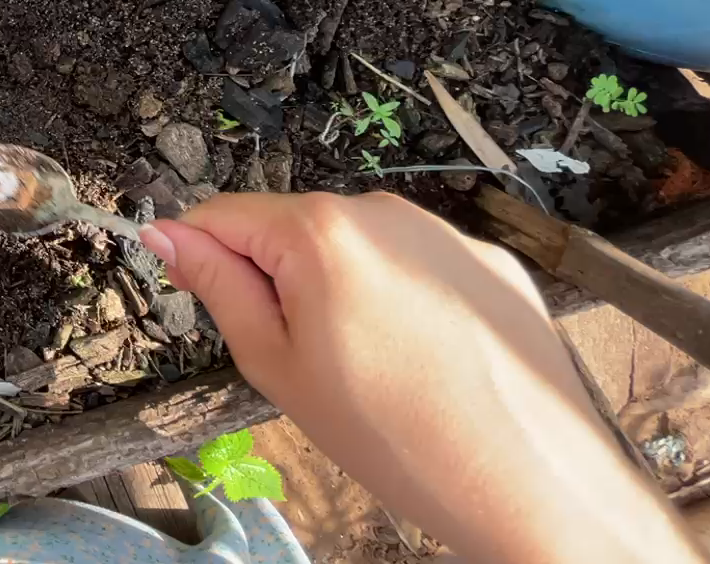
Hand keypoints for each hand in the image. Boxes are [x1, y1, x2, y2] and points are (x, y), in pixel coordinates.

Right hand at [141, 192, 707, 563]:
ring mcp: (442, 229)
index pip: (219, 213)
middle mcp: (377, 208)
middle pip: (283, 224)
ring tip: (360, 354)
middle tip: (292, 348)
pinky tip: (418, 349)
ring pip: (344, 240)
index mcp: (317, 229)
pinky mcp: (491, 260)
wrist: (548, 499)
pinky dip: (389, 288)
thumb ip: (214, 282)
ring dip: (326, 278)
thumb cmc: (387, 434)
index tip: (202, 299)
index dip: (198, 253)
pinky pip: (406, 257)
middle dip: (267, 270)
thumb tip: (161, 231)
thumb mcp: (272, 361)